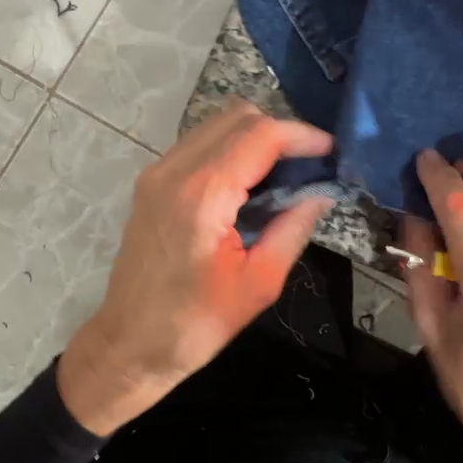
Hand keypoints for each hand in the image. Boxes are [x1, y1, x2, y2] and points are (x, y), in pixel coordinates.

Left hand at [57, 102, 333, 435]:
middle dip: (281, 132)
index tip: (332, 152)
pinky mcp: (151, 183)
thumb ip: (293, 228)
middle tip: (309, 166)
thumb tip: (321, 192)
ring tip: (284, 175)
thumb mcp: (259, 283)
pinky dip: (230, 149)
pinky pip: (199, 144)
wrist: (129, 345)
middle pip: (239, 117)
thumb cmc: (195, 324)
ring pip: (217, 125)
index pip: (261, 135)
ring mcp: (157, 172)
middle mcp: (175, 170)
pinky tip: (249, 184)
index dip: (303, 136)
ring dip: (255, 138)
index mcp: (203, 194)